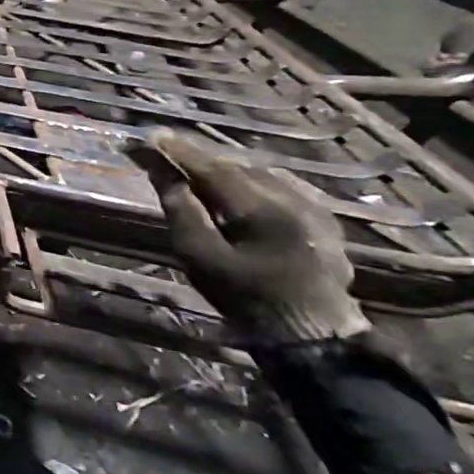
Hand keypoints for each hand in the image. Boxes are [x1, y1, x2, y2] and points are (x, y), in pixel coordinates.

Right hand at [130, 130, 369, 342]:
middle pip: (236, 167)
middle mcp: (292, 198)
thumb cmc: (247, 299)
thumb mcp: (202, 260)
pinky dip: (248, 182)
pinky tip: (235, 189)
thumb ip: (183, 214)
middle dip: (199, 158)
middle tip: (166, 151)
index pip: (212, 168)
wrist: (311, 337)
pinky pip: (278, 187)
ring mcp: (313, 208)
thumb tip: (166, 176)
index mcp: (261, 209)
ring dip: (224, 170)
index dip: (179, 151)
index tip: (152, 136)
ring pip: (258, 175)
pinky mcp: (322, 220)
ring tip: (195, 170)